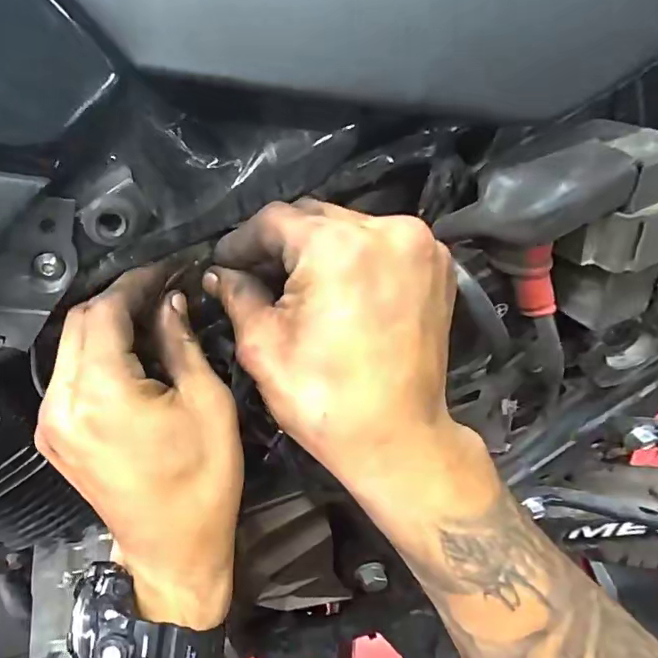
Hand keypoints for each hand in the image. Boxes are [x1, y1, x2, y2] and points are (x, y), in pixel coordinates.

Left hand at [36, 263, 241, 627]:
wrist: (174, 549)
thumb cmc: (202, 485)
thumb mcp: (208, 404)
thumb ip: (181, 342)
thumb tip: (169, 303)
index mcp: (101, 395)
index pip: (105, 311)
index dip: (135, 283)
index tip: (163, 272)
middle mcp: (63, 405)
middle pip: (79, 322)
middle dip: (118, 300)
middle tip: (159, 292)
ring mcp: (52, 423)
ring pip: (69, 346)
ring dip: (105, 326)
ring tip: (148, 321)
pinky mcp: (55, 436)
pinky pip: (67, 376)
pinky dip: (94, 356)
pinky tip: (128, 356)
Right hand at [206, 199, 480, 497]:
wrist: (397, 439)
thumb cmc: (324, 400)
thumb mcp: (263, 346)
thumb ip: (238, 295)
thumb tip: (221, 273)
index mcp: (338, 247)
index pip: (274, 220)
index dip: (241, 241)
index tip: (223, 263)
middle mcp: (387, 230)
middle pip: (314, 217)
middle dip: (279, 244)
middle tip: (252, 275)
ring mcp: (419, 246)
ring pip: (348, 227)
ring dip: (316, 249)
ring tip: (292, 284)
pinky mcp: (436, 266)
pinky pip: (379, 244)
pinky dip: (353, 258)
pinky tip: (334, 289)